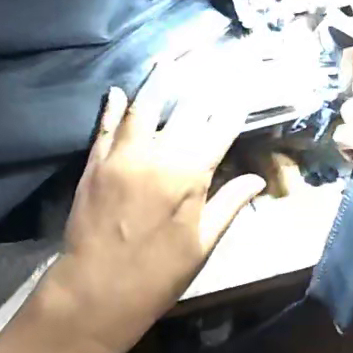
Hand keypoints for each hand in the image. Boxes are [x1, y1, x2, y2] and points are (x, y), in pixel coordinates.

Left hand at [31, 85, 266, 352]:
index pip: (218, 130)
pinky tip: (118, 91)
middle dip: (202, 86)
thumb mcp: (202, 244)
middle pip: (185, 110)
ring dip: (157, 82)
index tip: (241, 91)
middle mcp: (158, 156)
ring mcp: (122, 156)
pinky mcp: (95, 163)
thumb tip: (258, 180)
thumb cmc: (158, 274)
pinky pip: (106, 126)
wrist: (96, 293)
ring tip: (168, 60)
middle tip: (211, 63)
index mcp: (190, 176)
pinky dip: (113, 107)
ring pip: (144, 107)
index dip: (232, 109)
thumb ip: (229, 204)